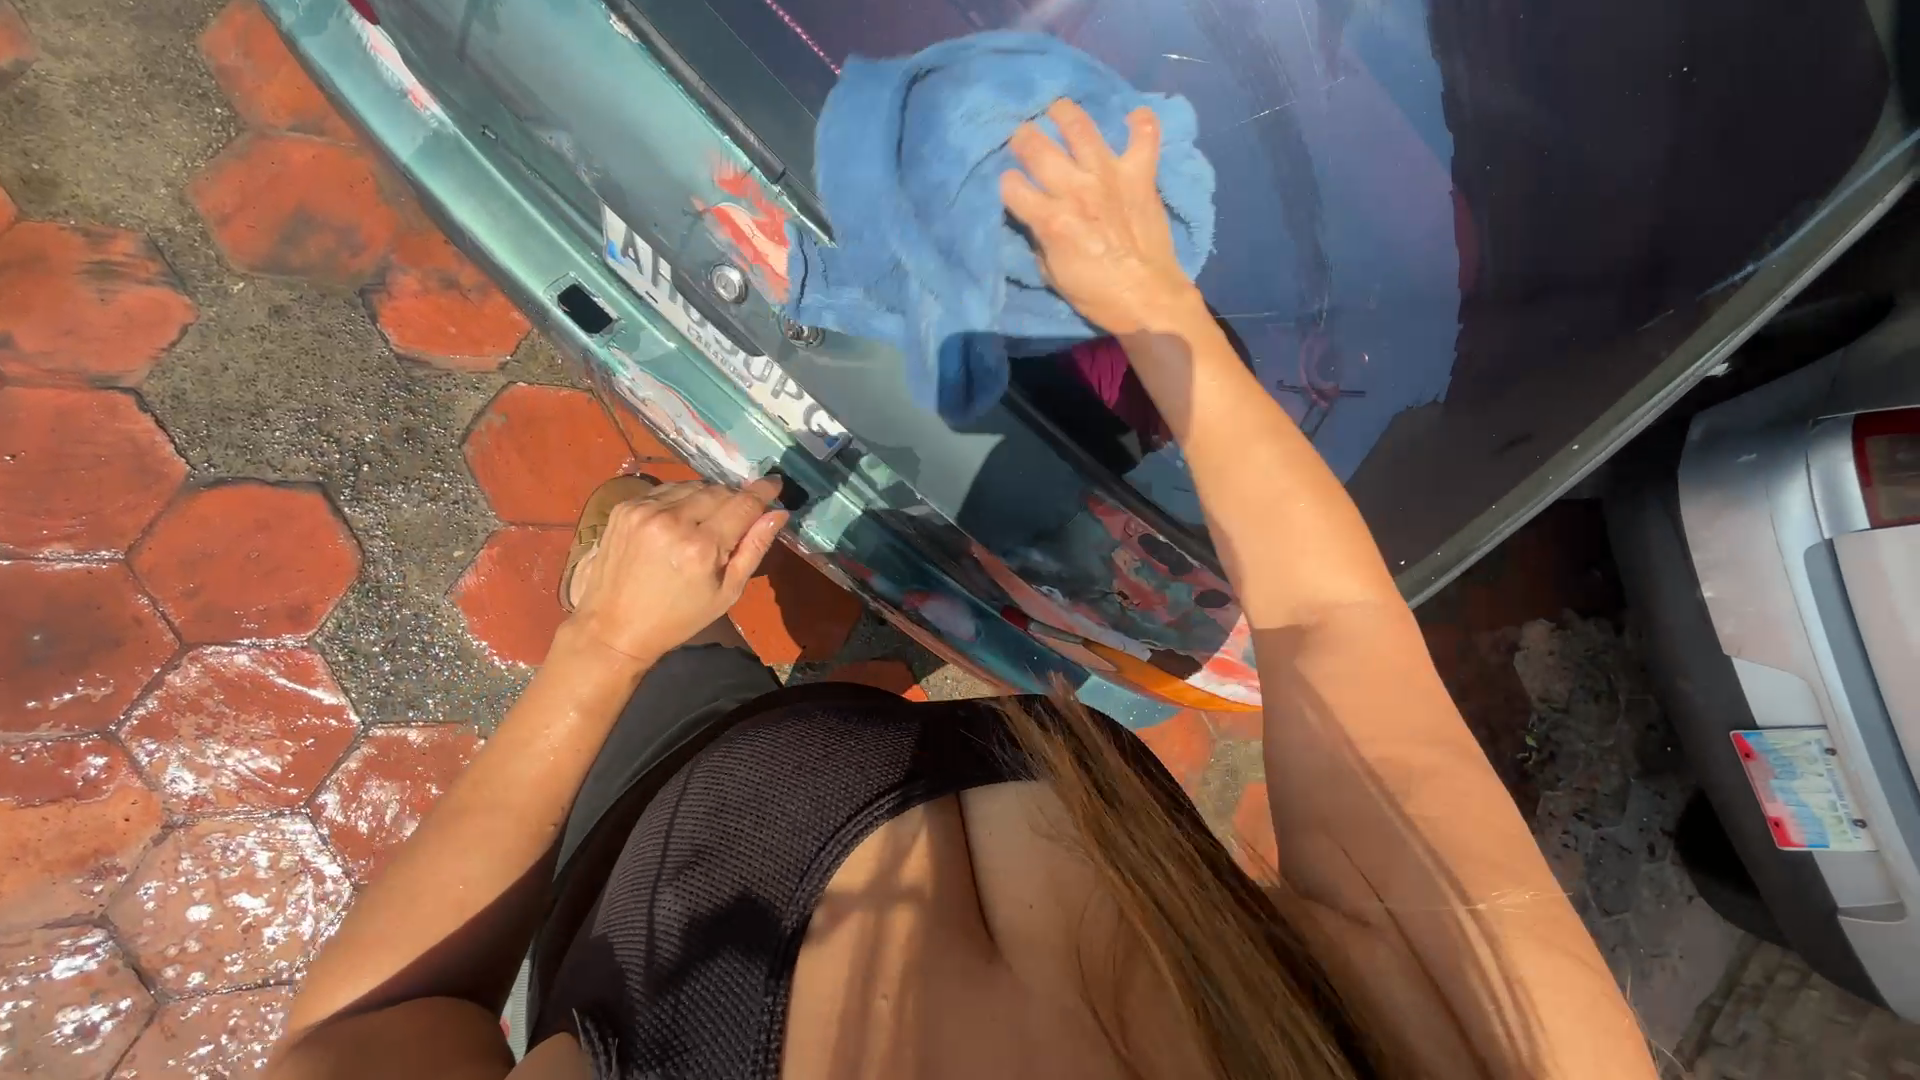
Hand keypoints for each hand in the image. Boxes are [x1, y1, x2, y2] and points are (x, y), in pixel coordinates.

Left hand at [563, 476, 787, 665]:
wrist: (613, 627)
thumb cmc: (678, 618)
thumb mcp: (727, 592)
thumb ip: (754, 548)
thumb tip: (778, 513)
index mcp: (702, 547)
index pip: (744, 503)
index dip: (764, 491)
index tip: (776, 483)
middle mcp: (673, 520)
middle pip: (719, 490)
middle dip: (735, 498)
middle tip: (740, 515)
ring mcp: (645, 510)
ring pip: (693, 485)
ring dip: (708, 496)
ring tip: (708, 519)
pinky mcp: (625, 507)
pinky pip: (666, 490)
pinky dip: (681, 499)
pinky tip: (680, 520)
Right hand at [1001, 99, 1199, 336]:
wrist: (1147, 297)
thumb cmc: (1096, 294)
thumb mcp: (1053, 275)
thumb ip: (1041, 240)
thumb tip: (1036, 220)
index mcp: (1051, 220)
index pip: (1012, 187)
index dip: (1008, 185)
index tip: (1012, 187)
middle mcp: (1076, 189)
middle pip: (1036, 147)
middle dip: (1023, 139)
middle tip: (1024, 139)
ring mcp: (1109, 176)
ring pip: (1080, 127)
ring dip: (1065, 113)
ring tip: (1059, 111)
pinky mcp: (1140, 174)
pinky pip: (1144, 135)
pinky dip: (1140, 123)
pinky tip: (1133, 119)